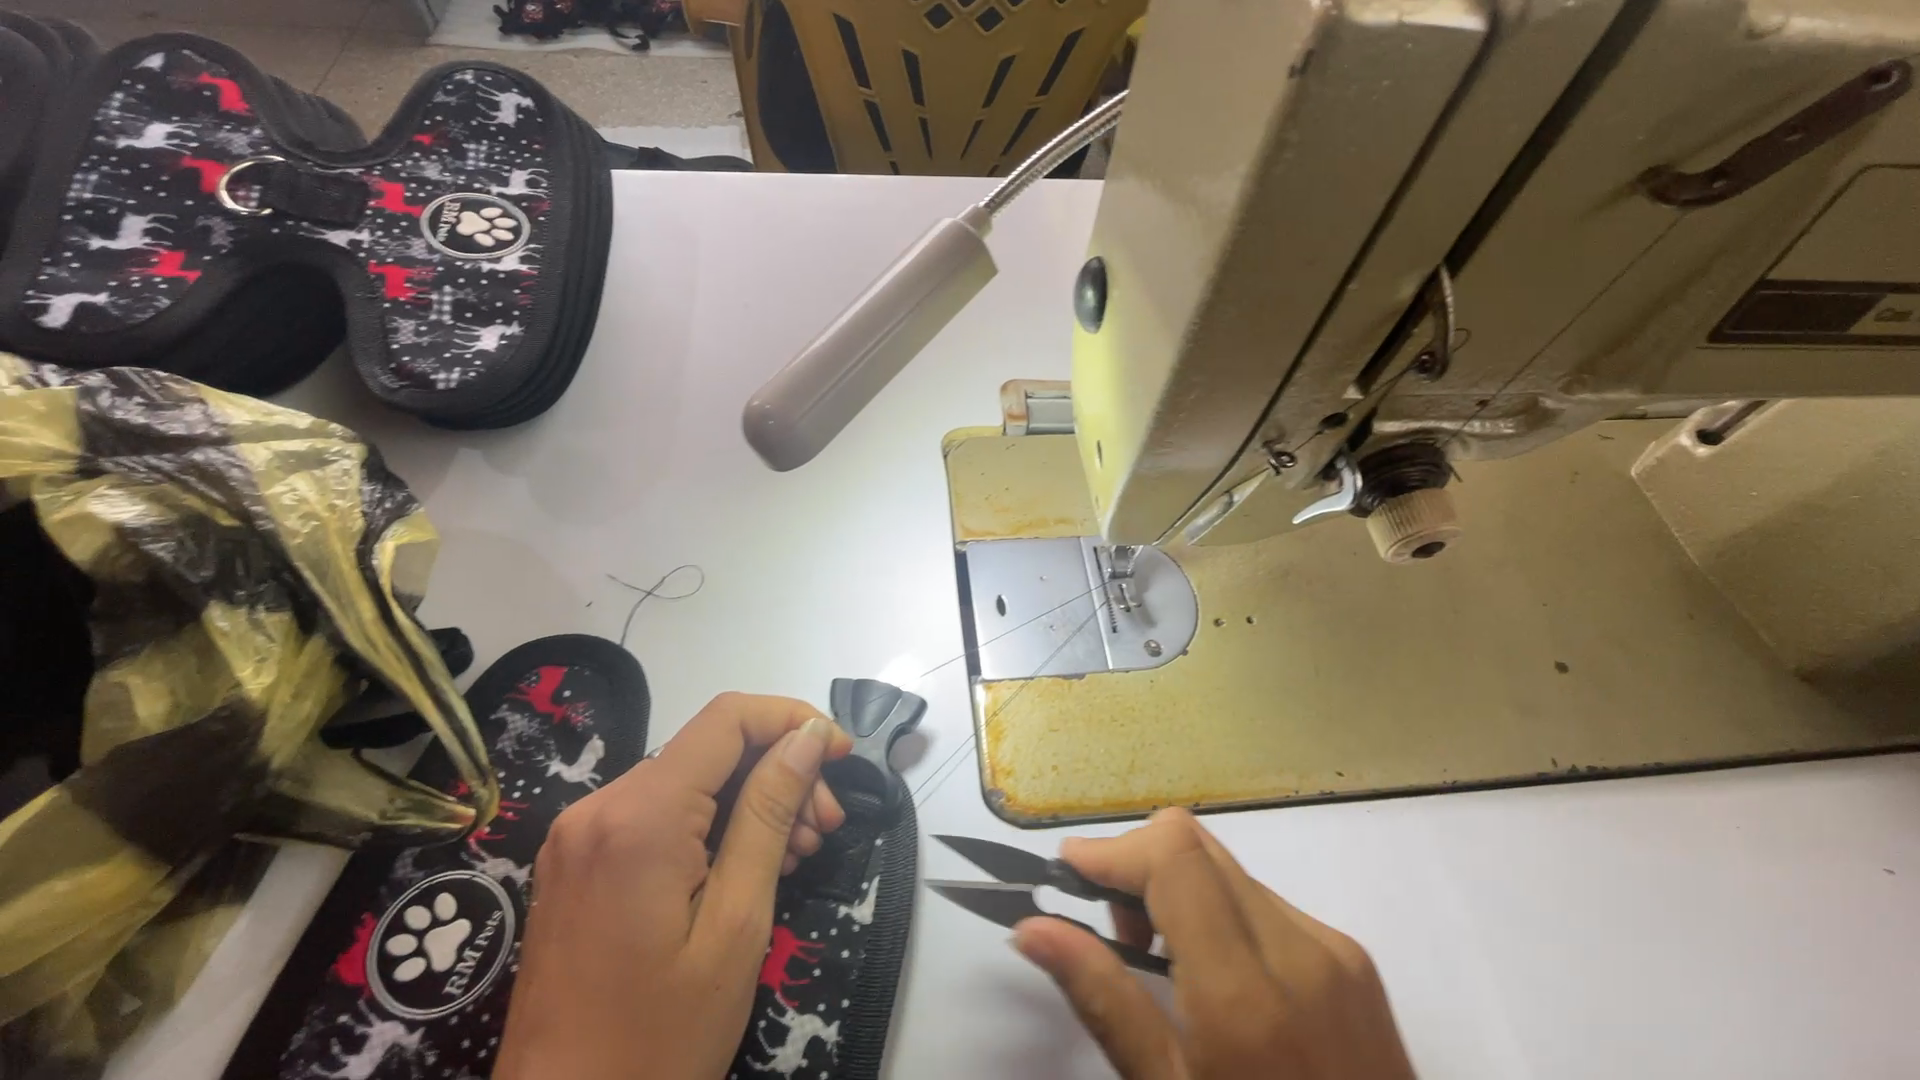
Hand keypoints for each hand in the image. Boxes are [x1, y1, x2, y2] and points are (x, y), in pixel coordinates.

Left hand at [494, 693, 853, 1079]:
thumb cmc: (661, 1037)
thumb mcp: (737, 923)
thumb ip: (769, 814)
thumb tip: (808, 737)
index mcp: (638, 816)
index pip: (727, 718)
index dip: (792, 720)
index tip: (842, 755)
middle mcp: (598, 807)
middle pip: (709, 750)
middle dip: (778, 771)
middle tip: (825, 829)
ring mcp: (579, 835)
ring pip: (687, 781)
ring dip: (750, 801)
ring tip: (795, 854)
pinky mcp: (577, 862)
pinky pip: (656, 814)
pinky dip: (711, 824)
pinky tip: (747, 866)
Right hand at [1013, 808, 1415, 1079]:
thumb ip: (1104, 1000)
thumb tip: (1032, 928)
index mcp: (1246, 991)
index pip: (1174, 854)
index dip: (1112, 848)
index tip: (1069, 873)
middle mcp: (1299, 948)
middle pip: (1196, 844)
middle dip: (1137, 865)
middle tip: (1112, 931)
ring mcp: (1335, 948)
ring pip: (1228, 867)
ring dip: (1177, 888)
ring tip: (1160, 960)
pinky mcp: (1354, 956)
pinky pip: (1264, 899)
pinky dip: (1218, 912)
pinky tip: (1213, 975)